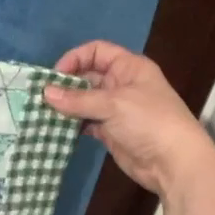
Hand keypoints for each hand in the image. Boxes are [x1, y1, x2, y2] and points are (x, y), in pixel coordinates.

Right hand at [42, 41, 214, 197]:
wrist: (173, 162)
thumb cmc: (148, 121)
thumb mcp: (113, 104)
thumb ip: (78, 99)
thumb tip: (45, 93)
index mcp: (129, 67)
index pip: (97, 52)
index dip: (75, 59)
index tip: (54, 77)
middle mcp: (122, 84)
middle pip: (88, 77)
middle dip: (66, 86)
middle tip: (41, 99)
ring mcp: (116, 109)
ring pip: (85, 102)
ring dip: (66, 107)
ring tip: (43, 114)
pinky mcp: (111, 132)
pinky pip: (87, 122)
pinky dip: (72, 125)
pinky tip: (56, 130)